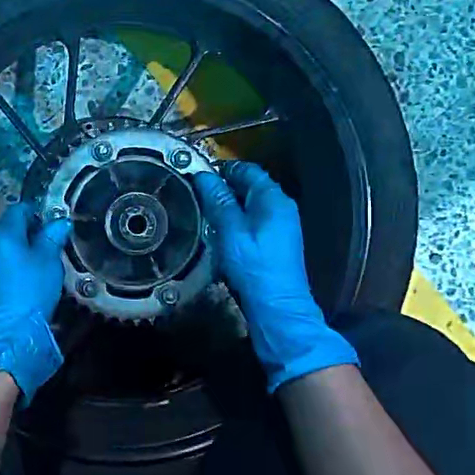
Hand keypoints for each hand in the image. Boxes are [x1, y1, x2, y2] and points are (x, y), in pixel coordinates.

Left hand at [0, 203, 73, 398]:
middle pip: (9, 230)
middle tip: (52, 244)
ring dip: (21, 252)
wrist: (5, 337)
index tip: (53, 222)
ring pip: (3, 250)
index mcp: (3, 235)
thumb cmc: (30, 293)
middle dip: (29, 233)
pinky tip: (27, 282)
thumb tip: (59, 221)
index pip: (18, 210)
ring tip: (43, 264)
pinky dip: (13, 268)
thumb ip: (52, 239)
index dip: (36, 212)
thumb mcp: (48, 263)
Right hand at [192, 162, 356, 391]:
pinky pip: (251, 220)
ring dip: (226, 204)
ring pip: (249, 204)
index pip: (248, 171)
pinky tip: (216, 229)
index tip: (196, 173)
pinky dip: (234, 219)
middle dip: (222, 186)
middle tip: (193, 192)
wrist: (277, 306)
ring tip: (200, 209)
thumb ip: (218, 202)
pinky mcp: (274, 242)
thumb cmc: (254, 266)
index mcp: (274, 200)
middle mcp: (281, 208)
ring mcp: (280, 226)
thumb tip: (204, 176)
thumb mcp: (231, 232)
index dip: (222, 168)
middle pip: (250, 186)